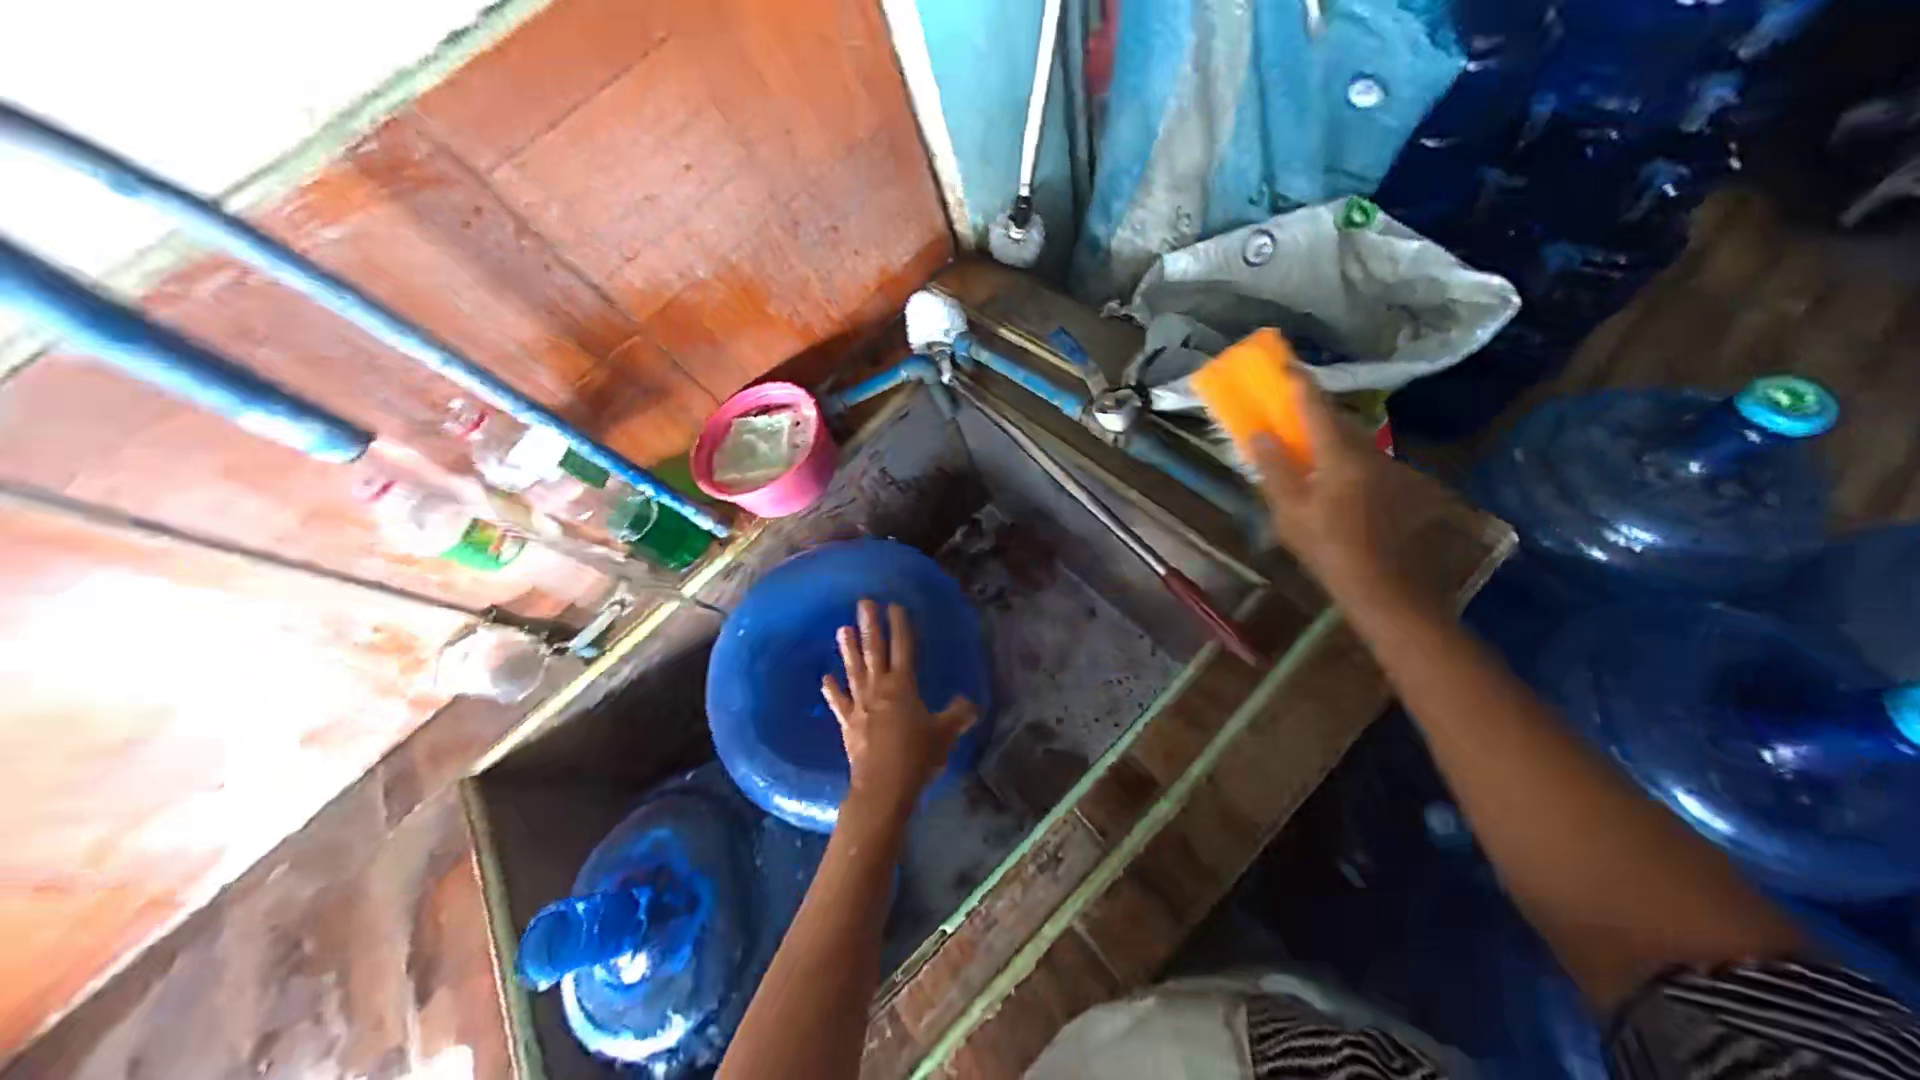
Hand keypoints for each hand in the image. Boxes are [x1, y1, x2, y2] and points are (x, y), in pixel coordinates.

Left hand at [821, 598, 978, 819]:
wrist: (884, 786)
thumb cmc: (917, 756)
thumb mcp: (946, 733)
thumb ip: (958, 715)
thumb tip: (970, 703)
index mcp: (903, 686)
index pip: (903, 647)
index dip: (900, 625)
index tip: (894, 605)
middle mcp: (879, 689)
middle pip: (875, 651)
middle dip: (871, 625)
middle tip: (863, 602)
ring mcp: (860, 705)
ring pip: (854, 670)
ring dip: (849, 649)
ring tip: (843, 629)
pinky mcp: (848, 724)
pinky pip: (839, 703)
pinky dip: (832, 690)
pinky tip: (825, 678)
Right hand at [1248, 378, 1447, 611]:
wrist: (1390, 590)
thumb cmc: (1331, 551)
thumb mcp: (1290, 514)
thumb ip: (1273, 469)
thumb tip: (1258, 433)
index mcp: (1340, 454)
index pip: (1315, 405)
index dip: (1297, 383)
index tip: (1284, 364)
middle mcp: (1371, 452)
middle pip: (1338, 420)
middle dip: (1313, 411)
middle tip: (1290, 410)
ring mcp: (1392, 469)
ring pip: (1355, 441)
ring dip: (1331, 437)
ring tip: (1309, 450)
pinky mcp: (1404, 487)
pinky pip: (1367, 461)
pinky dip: (1347, 460)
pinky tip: (1337, 484)